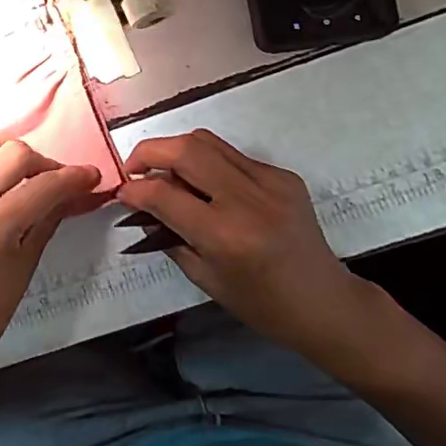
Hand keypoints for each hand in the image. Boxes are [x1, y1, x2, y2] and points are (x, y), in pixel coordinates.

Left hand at [0, 135, 102, 401]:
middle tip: (58, 183)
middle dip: (45, 163)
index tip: (92, 176)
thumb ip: (52, 216)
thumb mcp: (28, 261)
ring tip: (24, 178)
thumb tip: (78, 191)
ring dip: (11, 154)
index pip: (43, 185)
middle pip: (15, 153)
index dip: (74, 177)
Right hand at [116, 130, 413, 370]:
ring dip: (176, 150)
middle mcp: (248, 200)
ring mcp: (271, 182)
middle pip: (186, 150)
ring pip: (209, 142)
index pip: (165, 194)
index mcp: (226, 236)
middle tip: (135, 169)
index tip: (122, 193)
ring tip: (164, 171)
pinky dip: (208, 164)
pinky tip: (205, 185)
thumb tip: (143, 209)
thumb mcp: (205, 279)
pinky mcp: (284, 175)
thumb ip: (171, 237)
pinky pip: (234, 156)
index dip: (135, 189)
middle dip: (149, 152)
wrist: (323, 301)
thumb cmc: (261, 303)